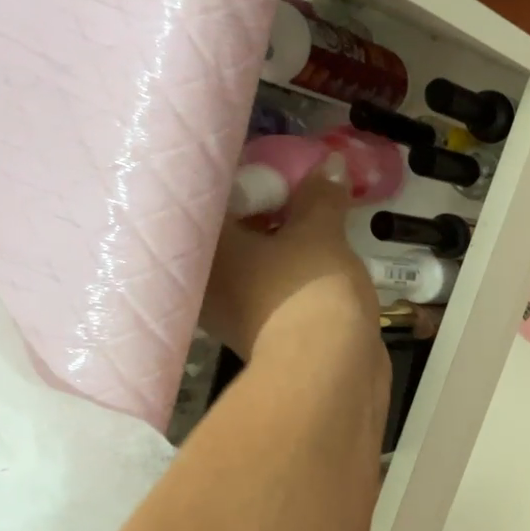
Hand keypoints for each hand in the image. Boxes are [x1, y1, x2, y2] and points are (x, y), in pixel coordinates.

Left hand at [201, 167, 377, 360]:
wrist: (328, 368)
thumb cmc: (310, 290)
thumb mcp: (321, 233)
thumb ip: (321, 197)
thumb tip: (328, 162)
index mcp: (201, 246)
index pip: (212, 197)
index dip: (246, 179)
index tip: (278, 170)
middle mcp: (203, 279)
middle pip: (231, 232)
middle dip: (265, 214)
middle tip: (298, 193)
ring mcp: (231, 310)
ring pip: (253, 263)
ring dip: (278, 246)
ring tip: (312, 226)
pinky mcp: (264, 331)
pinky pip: (274, 288)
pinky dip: (290, 275)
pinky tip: (316, 264)